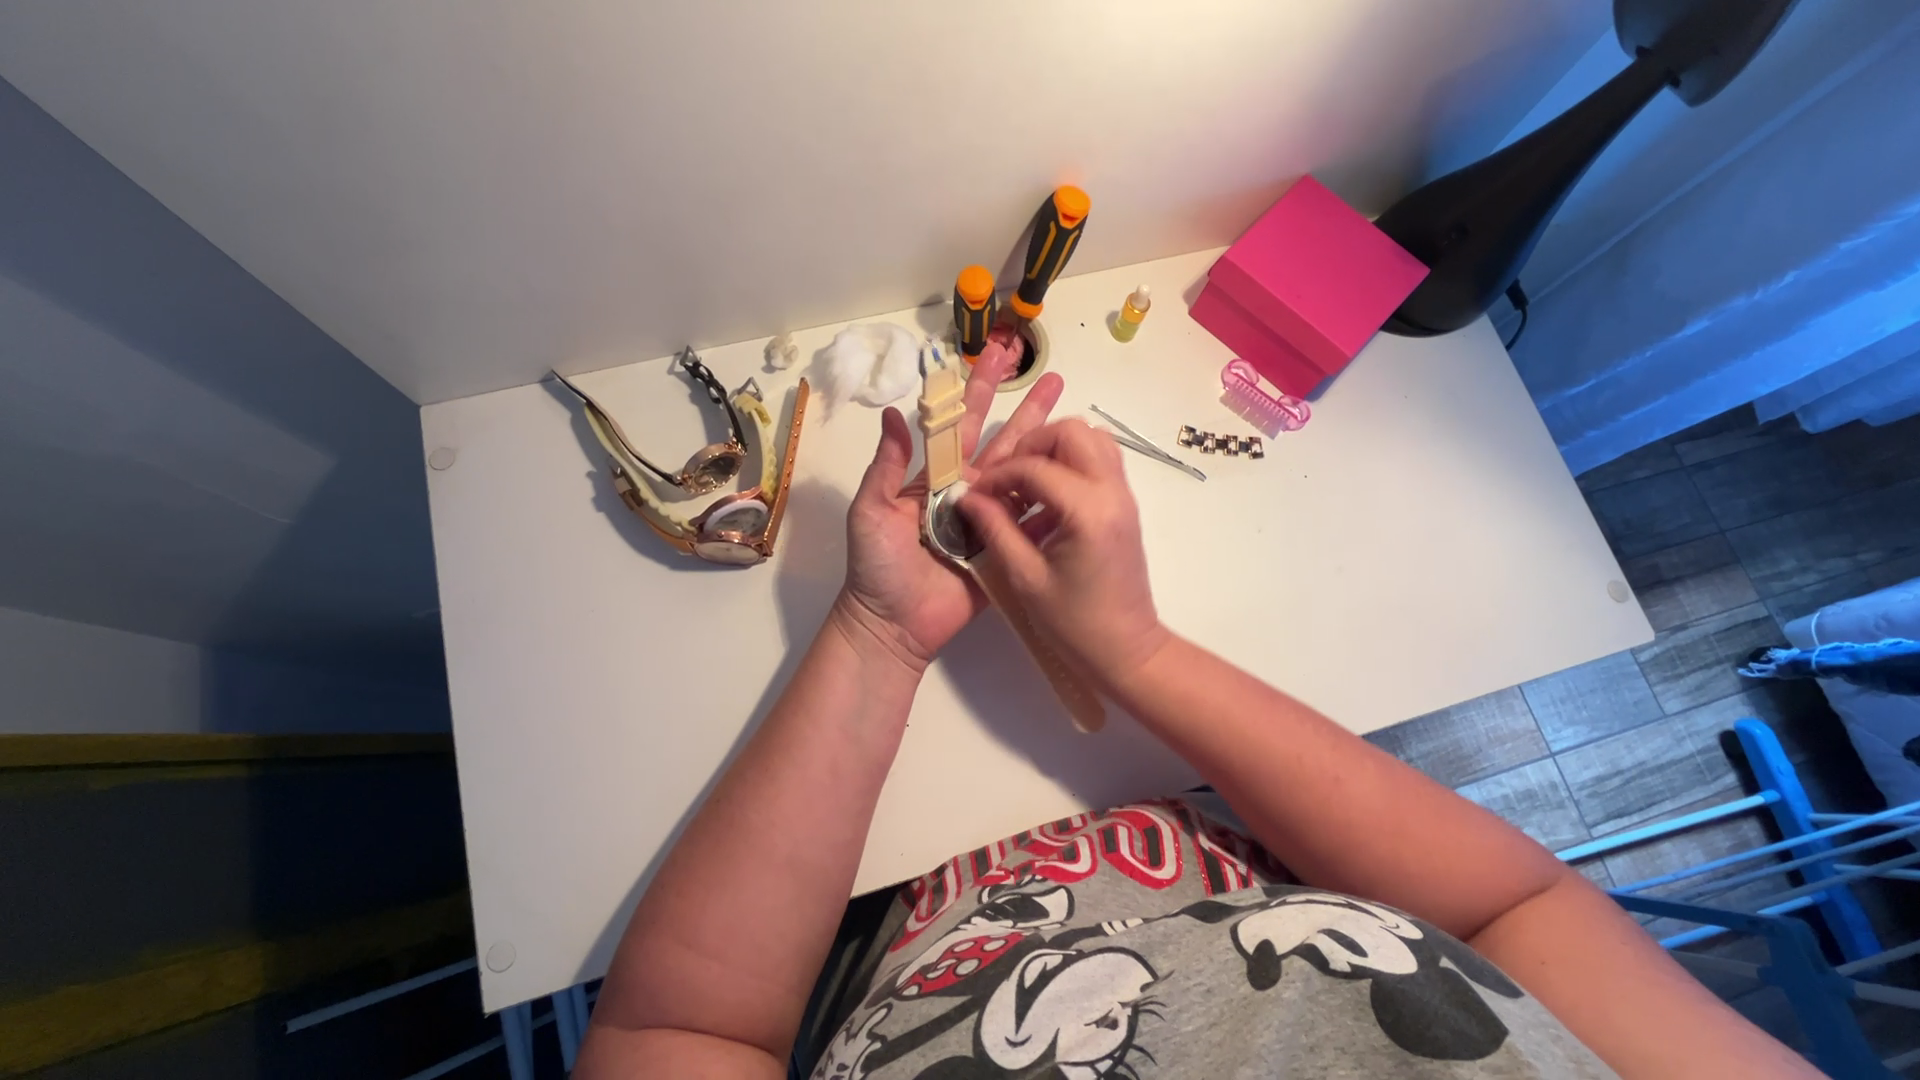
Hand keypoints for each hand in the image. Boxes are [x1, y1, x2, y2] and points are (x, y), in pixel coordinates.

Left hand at [832, 350, 1064, 673]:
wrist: (892, 623)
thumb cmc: (877, 565)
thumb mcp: (870, 510)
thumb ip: (887, 466)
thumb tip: (893, 413)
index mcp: (937, 479)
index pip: (962, 426)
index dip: (980, 391)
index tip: (999, 359)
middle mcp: (968, 493)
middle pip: (1005, 443)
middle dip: (1029, 412)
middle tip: (1056, 380)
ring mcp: (990, 522)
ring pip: (1025, 478)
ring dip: (1050, 451)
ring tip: (1079, 426)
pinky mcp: (1006, 552)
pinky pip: (1032, 524)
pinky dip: (1056, 504)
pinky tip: (1082, 483)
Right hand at [957, 418, 1169, 686]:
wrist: (1126, 650)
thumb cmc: (1074, 623)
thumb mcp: (1025, 578)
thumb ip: (996, 529)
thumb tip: (967, 497)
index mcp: (1087, 512)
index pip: (1035, 467)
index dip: (998, 476)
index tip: (976, 496)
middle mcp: (1112, 492)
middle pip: (1072, 431)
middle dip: (1032, 447)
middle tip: (1007, 480)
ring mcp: (1124, 495)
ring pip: (1091, 439)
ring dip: (1054, 451)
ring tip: (1026, 486)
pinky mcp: (1125, 505)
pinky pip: (1099, 461)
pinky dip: (1070, 465)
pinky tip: (1046, 503)